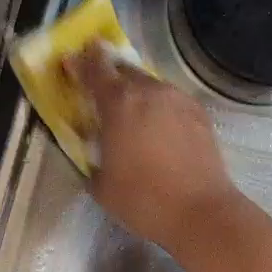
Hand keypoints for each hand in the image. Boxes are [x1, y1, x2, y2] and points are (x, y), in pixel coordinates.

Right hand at [65, 46, 243, 247]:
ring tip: (130, 115)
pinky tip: (156, 130)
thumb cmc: (142, 200)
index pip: (95, 70)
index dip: (81, 63)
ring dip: (136, 93)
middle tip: (100, 90)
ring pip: (150, 85)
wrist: (198, 211)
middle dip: (110, 76)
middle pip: (125, 70)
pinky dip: (158, 108)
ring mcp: (178, 99)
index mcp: (119, 104)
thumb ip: (93, 158)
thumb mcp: (101, 185)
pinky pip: (170, 101)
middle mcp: (150, 91)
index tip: (72, 61)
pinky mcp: (198, 113)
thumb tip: (96, 153)